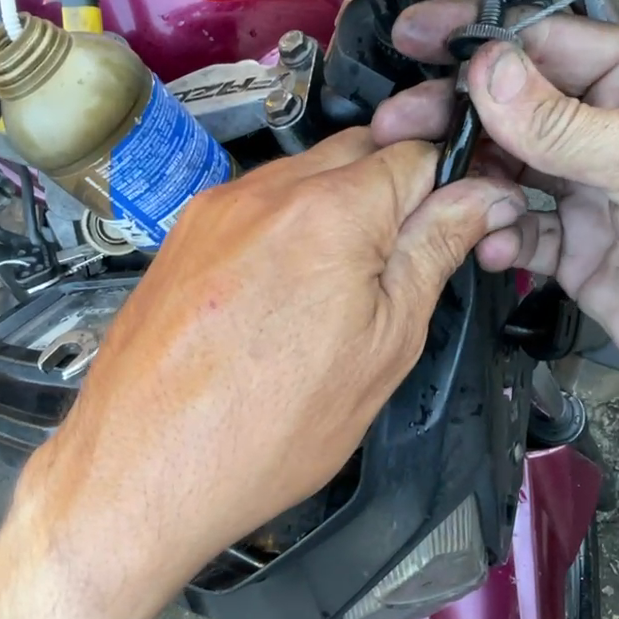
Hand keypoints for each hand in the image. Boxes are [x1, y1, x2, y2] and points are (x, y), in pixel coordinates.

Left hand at [28, 127, 521, 580]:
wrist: (140, 470)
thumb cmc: (262, 431)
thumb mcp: (383, 347)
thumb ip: (433, 253)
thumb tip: (479, 200)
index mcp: (332, 212)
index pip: (419, 153)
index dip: (453, 182)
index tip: (462, 217)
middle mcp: (269, 189)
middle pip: (363, 148)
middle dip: (398, 188)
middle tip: (406, 254)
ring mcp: (220, 204)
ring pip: (310, 171)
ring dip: (344, 205)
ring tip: (342, 282)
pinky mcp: (190, 228)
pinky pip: (262, 199)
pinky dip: (293, 222)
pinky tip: (290, 285)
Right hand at [371, 0, 618, 417]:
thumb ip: (569, 124)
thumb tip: (487, 69)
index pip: (551, 43)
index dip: (483, 38)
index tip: (420, 37)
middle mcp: (614, 131)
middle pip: (516, 106)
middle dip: (457, 110)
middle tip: (399, 121)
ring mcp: (593, 194)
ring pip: (508, 168)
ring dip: (468, 175)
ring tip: (432, 187)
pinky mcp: (579, 253)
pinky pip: (519, 231)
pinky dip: (497, 235)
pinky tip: (493, 244)